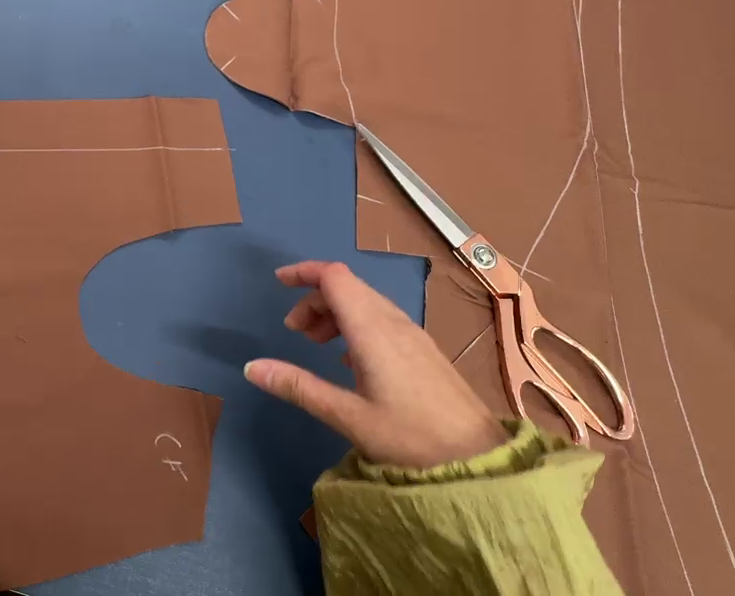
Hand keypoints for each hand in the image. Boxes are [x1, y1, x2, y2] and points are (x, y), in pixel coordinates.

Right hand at [245, 260, 507, 468]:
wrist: (482, 463)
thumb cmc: (412, 438)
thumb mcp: (348, 416)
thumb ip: (298, 386)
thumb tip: (251, 367)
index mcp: (372, 330)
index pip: (334, 276)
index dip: (305, 272)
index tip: (279, 283)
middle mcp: (393, 322)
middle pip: (347, 287)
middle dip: (314, 298)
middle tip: (294, 331)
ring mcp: (413, 335)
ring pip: (365, 302)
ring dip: (334, 312)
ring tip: (316, 344)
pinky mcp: (424, 351)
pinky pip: (381, 319)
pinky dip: (355, 324)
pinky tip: (350, 361)